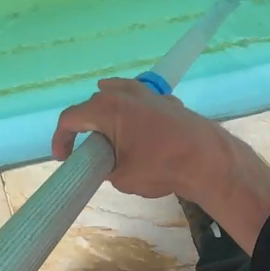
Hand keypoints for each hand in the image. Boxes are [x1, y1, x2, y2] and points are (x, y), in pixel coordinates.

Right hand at [52, 78, 238, 203]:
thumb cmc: (161, 167)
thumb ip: (105, 168)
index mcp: (107, 108)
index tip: (64, 158)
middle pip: (94, 103)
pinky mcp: (168, 101)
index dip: (61, 139)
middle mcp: (126, 93)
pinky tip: (137, 127)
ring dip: (107, 109)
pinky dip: (133, 110)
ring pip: (119, 93)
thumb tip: (107, 164)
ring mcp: (149, 94)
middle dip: (86, 124)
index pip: (71, 118)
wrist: (208, 159)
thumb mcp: (122, 177)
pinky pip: (141, 101)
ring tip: (103, 126)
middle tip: (86, 148)